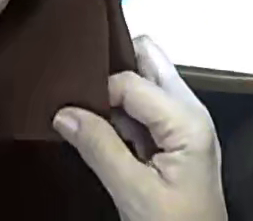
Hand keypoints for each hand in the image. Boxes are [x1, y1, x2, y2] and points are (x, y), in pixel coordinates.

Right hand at [53, 36, 224, 220]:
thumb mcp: (134, 195)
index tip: (68, 103)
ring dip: (117, 89)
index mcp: (186, 117)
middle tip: (79, 89)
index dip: (99, 88)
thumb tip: (62, 113)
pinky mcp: (177, 135)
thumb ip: (100, 148)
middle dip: (113, 66)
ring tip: (86, 106)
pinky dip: (123, 108)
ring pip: (147, 77)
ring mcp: (185, 119)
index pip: (133, 80)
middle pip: (148, 58)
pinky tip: (102, 126)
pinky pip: (147, 104)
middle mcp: (190, 107)